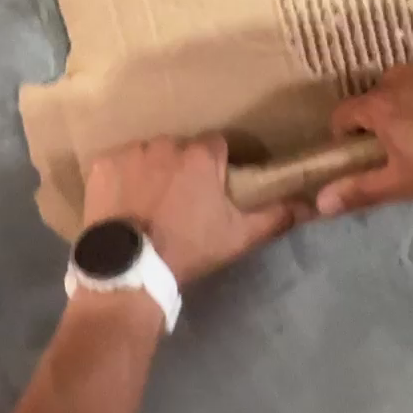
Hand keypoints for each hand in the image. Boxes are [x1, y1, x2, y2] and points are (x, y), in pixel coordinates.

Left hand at [82, 135, 305, 284]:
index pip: (216, 146)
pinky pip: (117, 164)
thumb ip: (276, 216)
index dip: (216, 165)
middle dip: (182, 168)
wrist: (130, 269)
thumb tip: (310, 204)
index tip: (213, 186)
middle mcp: (164, 143)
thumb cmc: (188, 249)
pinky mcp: (101, 164)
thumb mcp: (238, 236)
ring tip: (149, 204)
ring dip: (151, 171)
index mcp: (199, 155)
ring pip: (147, 155)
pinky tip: (124, 203)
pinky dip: (122, 179)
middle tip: (180, 200)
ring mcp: (129, 151)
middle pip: (179, 149)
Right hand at [320, 51, 412, 215]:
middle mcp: (395, 77)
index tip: (363, 153)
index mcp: (377, 106)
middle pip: (375, 98)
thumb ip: (361, 190)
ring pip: (406, 83)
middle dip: (382, 118)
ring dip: (411, 100)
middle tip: (408, 145)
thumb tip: (318, 203)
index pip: (342, 114)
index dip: (346, 134)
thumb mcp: (407, 183)